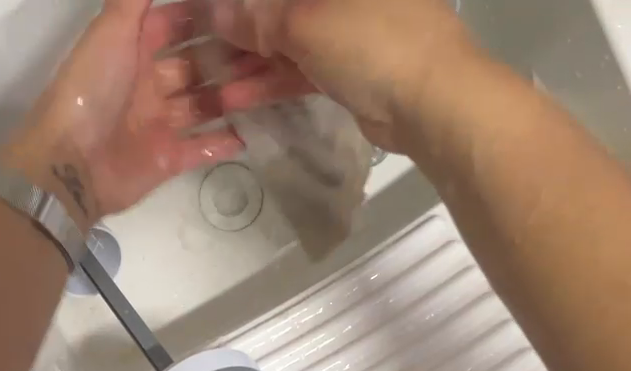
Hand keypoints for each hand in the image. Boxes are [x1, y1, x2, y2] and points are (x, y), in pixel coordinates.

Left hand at [0, 0, 310, 226]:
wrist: (70, 164)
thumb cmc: (90, 90)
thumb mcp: (113, 28)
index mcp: (132, 48)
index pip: (174, 24)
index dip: (204, 14)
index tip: (242, 9)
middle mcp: (147, 84)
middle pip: (194, 65)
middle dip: (226, 55)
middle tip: (267, 46)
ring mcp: (158, 125)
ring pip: (202, 104)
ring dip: (231, 94)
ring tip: (269, 83)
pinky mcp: (166, 161)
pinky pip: (200, 150)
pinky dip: (221, 143)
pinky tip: (247, 133)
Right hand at [205, 0, 476, 151]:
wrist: (433, 101)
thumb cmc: (373, 39)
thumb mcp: (305, 23)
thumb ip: (256, 19)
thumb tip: (215, 12)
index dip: (239, 0)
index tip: (204, 12)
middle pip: (280, 4)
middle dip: (238, 28)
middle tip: (197, 50)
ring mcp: (350, 26)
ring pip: (287, 37)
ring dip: (247, 61)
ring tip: (207, 81)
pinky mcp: (350, 66)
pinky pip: (301, 67)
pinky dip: (271, 81)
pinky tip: (234, 98)